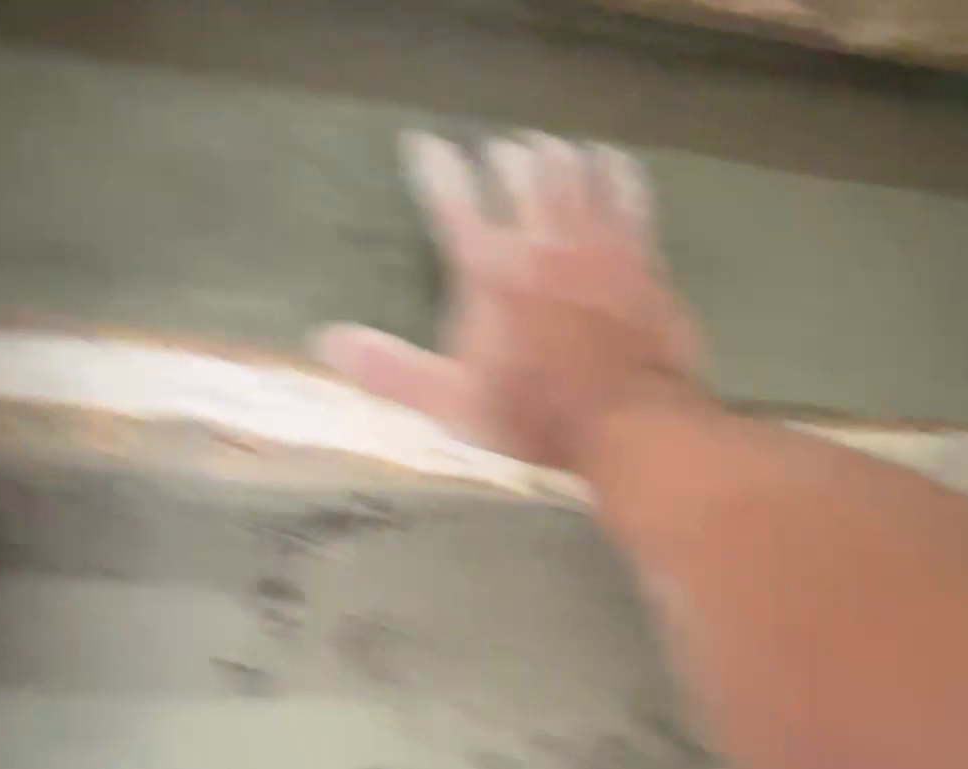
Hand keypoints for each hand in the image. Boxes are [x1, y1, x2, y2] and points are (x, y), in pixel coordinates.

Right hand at [314, 131, 707, 469]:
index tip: (424, 146)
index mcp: (488, 272)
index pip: (451, 199)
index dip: (434, 167)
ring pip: (574, 172)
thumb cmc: (535, 418)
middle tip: (500, 157)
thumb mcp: (453, 404)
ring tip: (549, 151)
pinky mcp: (641, 257)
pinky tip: (611, 162)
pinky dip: (616, 171)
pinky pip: (630, 194)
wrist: (628, 424)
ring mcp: (597, 244)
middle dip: (505, 159)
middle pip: (519, 172)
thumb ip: (392, 371)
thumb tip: (326, 342)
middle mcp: (540, 242)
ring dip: (557, 155)